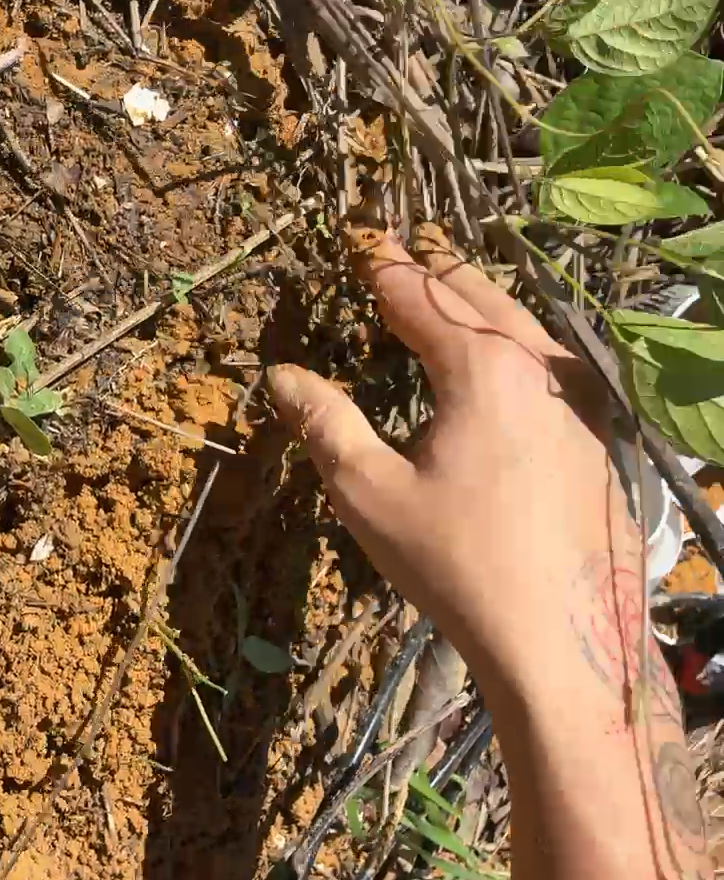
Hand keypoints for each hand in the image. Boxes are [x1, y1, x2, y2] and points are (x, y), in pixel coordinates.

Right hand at [265, 226, 634, 692]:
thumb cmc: (448, 556)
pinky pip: (548, 359)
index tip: (357, 241)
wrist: (558, 638)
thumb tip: (280, 371)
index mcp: (484, 375)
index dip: (383, 269)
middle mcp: (545, 375)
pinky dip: (508, 335)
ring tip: (438, 284)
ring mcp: (584, 405)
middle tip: (393, 249)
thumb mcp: (363, 486)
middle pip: (483, 299)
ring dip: (476, 300)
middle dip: (434, 270)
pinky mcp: (598, 436)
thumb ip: (323, 418)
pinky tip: (492, 349)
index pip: (422, 301)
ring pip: (526, 326)